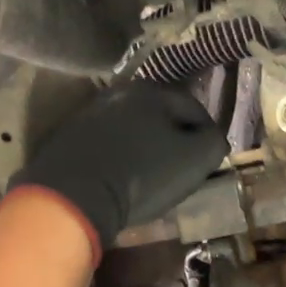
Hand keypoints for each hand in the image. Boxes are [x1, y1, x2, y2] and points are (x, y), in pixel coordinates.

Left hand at [8, 82, 226, 247]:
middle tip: (183, 168)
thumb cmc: (143, 176)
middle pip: (160, 116)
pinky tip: (123, 179)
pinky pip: (108, 144)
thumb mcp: (194, 161)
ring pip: (133, 129)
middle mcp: (120, 92)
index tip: (209, 160)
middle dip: (175, 139)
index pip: (194, 109)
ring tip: (153, 176)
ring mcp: (91, 113)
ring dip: (146, 147)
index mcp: (153, 91)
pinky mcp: (70, 137)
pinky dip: (121, 157)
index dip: (207, 135)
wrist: (74, 195)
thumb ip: (213, 143)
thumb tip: (215, 139)